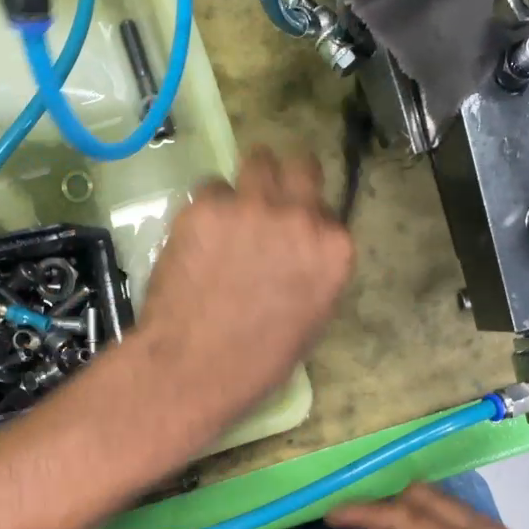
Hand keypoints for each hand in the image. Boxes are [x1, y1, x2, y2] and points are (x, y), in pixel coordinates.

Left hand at [136, 146, 353, 419]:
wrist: (193, 367)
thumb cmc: (257, 361)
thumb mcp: (310, 318)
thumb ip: (314, 270)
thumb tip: (300, 250)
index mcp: (334, 250)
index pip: (327, 209)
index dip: (306, 217)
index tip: (289, 231)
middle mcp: (300, 218)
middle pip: (300, 165)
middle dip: (284, 178)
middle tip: (265, 198)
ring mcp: (252, 207)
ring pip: (256, 161)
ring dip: (246, 182)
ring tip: (229, 210)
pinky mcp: (206, 206)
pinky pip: (209, 188)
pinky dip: (205, 208)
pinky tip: (196, 239)